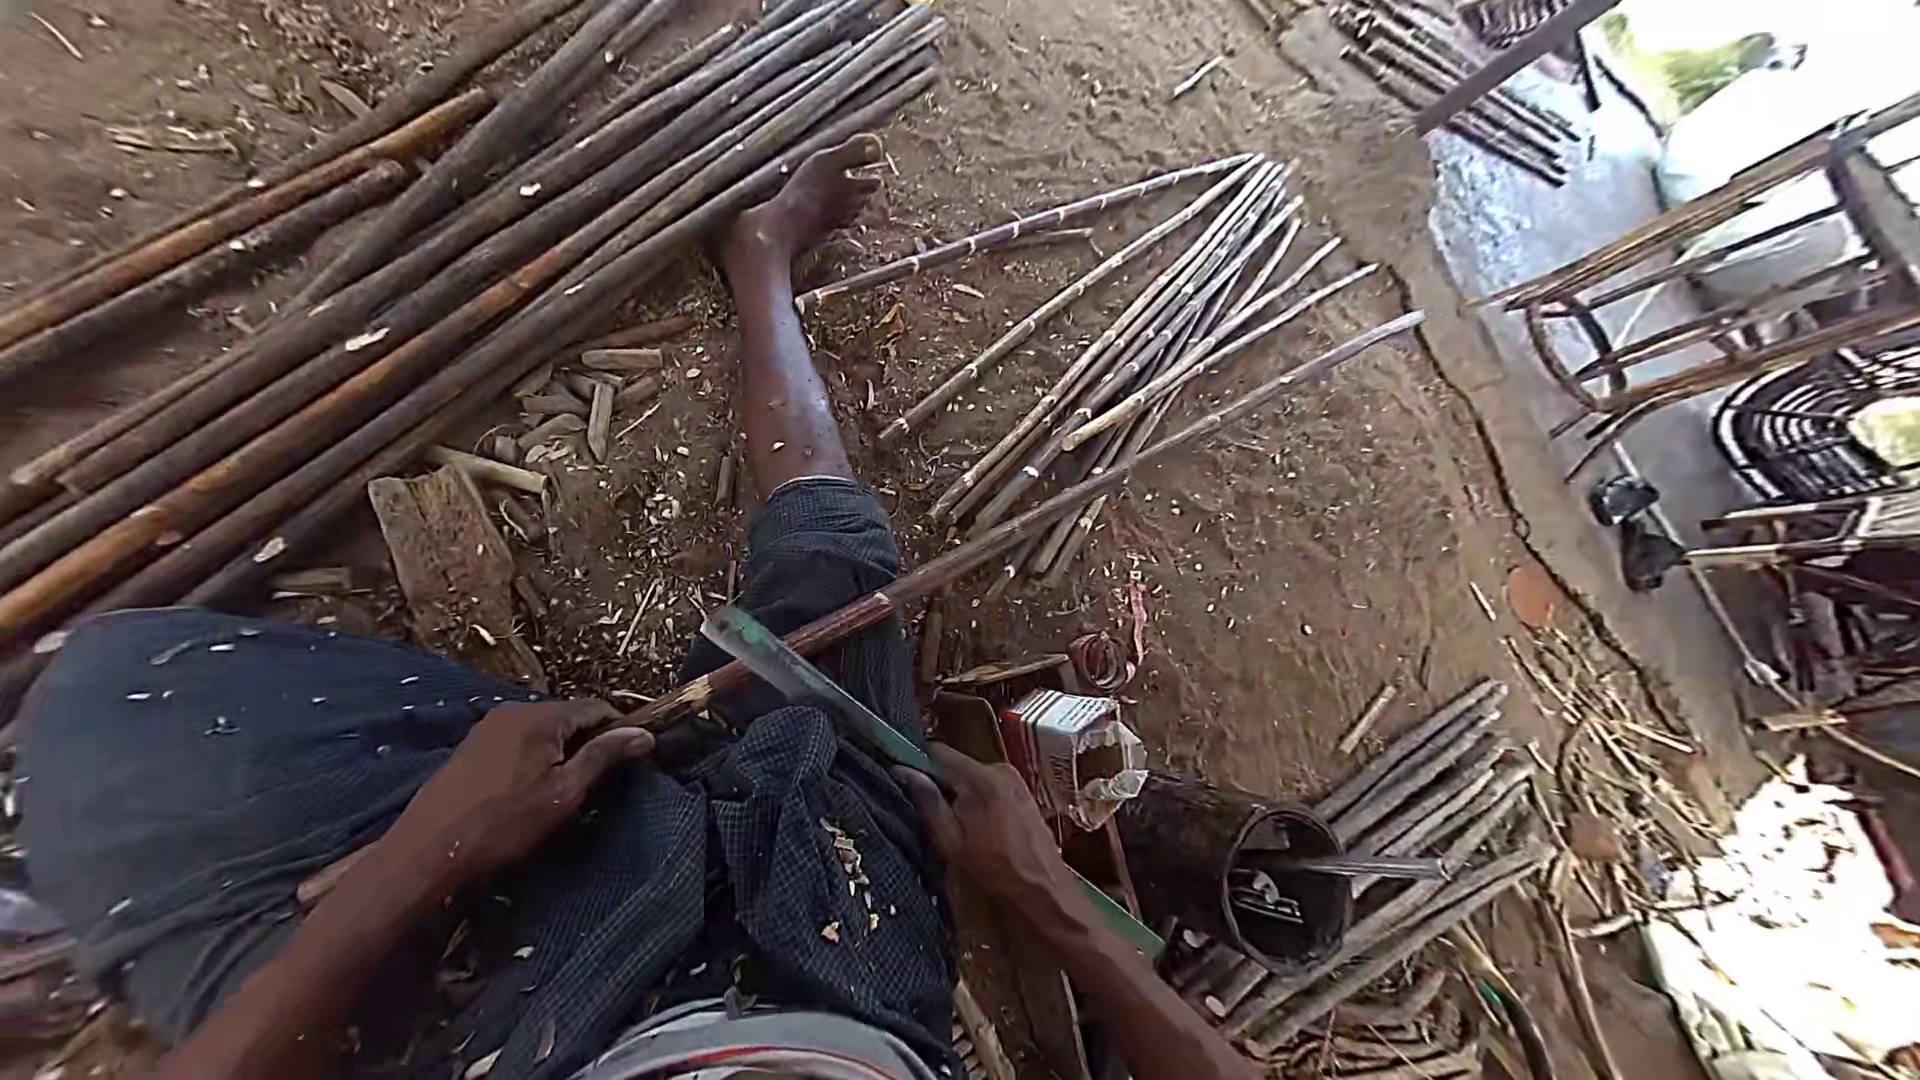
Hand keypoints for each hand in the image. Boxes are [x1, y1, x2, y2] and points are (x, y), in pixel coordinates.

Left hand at [378, 700, 653, 888]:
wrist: (421, 856)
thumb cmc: (502, 823)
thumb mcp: (565, 792)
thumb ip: (605, 756)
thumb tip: (644, 734)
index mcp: (541, 716)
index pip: (598, 707)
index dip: (619, 729)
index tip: (628, 757)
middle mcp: (514, 710)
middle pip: (570, 715)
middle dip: (589, 739)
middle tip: (595, 777)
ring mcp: (488, 726)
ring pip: (545, 727)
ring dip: (562, 748)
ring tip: (563, 784)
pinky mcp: (472, 745)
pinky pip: (520, 738)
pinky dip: (536, 753)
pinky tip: (530, 785)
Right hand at [893, 745, 1078, 910]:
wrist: (1043, 891)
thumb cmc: (994, 870)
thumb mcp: (951, 841)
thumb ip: (927, 801)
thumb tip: (902, 770)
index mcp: (981, 776)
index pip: (938, 751)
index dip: (918, 762)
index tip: (906, 778)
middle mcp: (1000, 768)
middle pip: (957, 764)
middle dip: (942, 785)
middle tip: (937, 818)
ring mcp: (1015, 778)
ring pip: (973, 777)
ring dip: (961, 795)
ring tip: (962, 829)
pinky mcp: (1023, 790)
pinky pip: (990, 786)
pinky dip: (980, 800)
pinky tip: (983, 829)